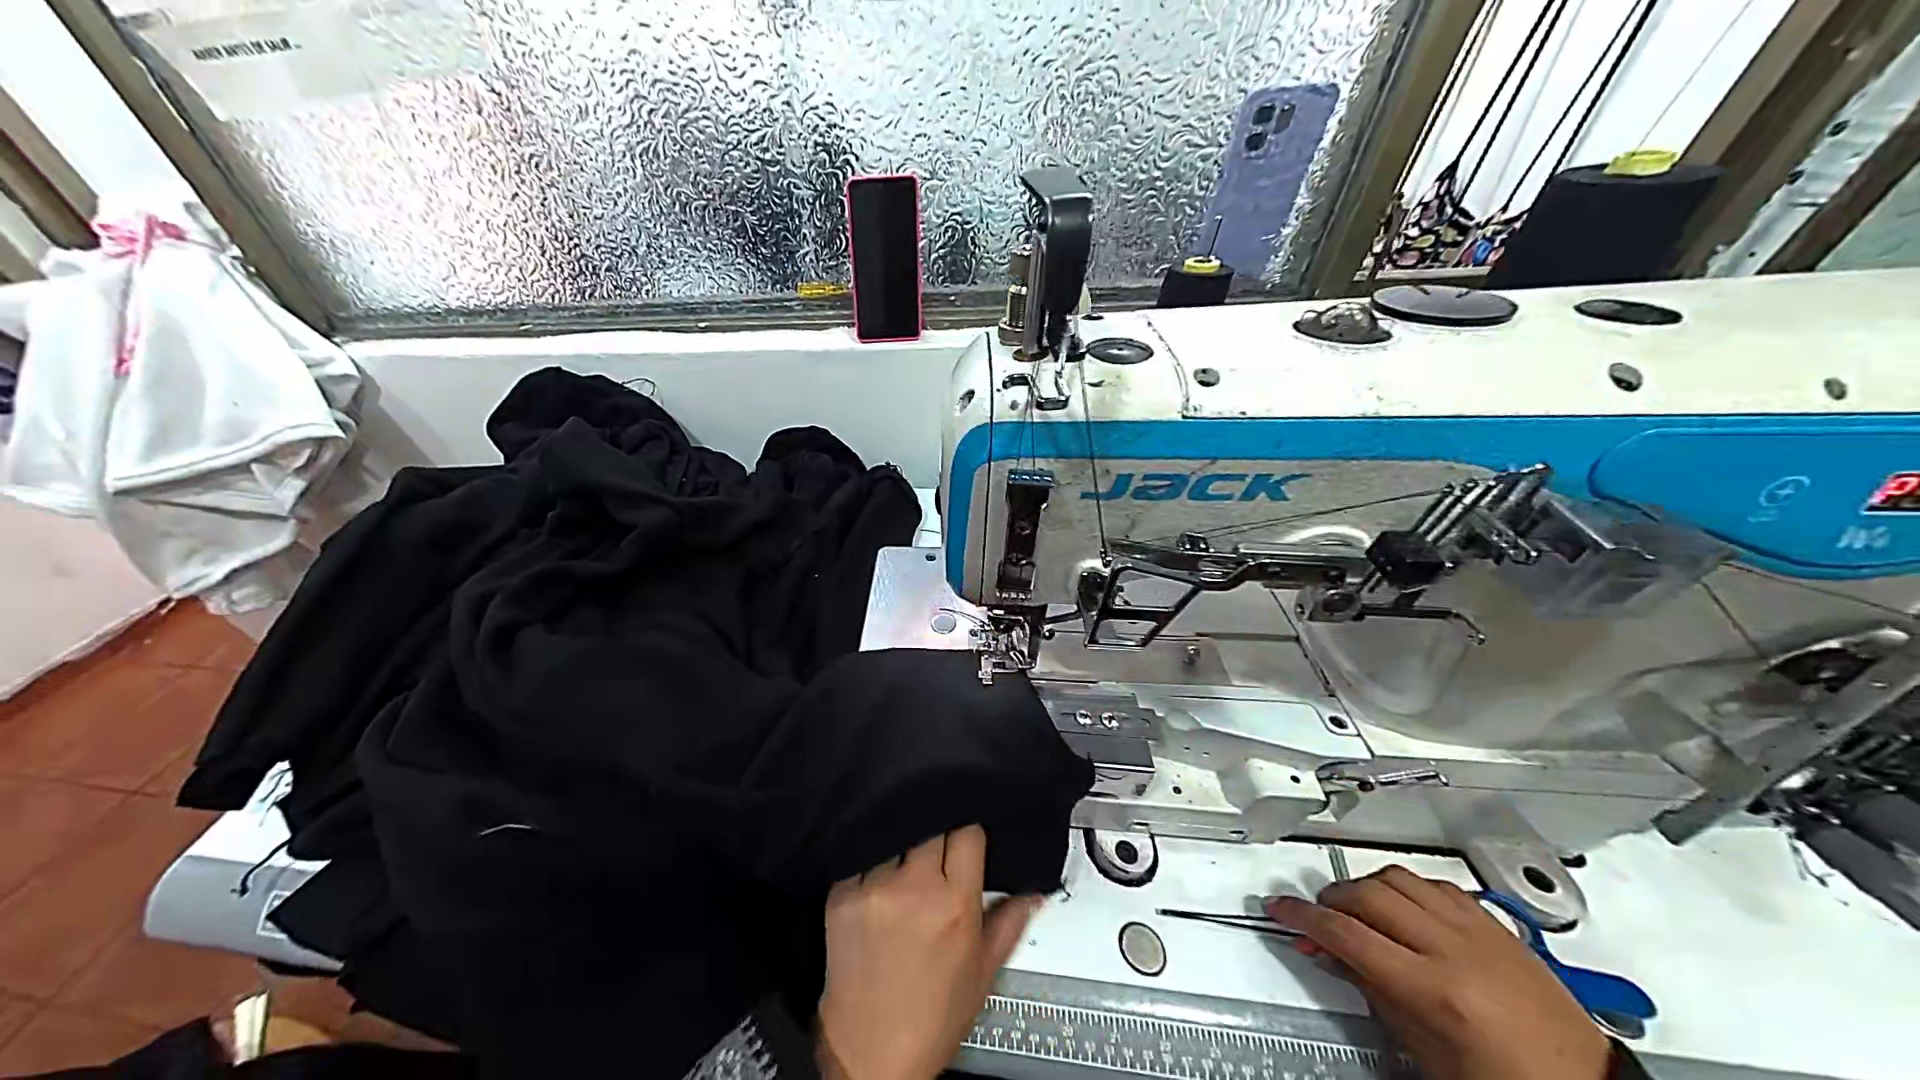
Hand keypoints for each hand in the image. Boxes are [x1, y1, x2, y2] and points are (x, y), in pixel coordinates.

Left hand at [816, 826, 1042, 1079]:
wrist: (869, 1051)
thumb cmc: (930, 1017)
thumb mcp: (982, 972)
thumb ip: (1010, 922)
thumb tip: (1032, 891)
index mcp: (955, 904)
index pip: (967, 831)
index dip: (968, 830)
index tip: (967, 838)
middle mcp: (914, 889)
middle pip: (930, 824)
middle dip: (937, 832)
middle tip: (938, 850)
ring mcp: (874, 889)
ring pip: (895, 834)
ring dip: (904, 843)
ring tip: (908, 863)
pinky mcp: (842, 896)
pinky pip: (861, 855)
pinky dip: (872, 859)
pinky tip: (880, 876)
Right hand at [1266, 866, 1609, 1079]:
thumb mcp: (1425, 1051)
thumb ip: (1374, 992)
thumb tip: (1334, 953)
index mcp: (1436, 991)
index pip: (1346, 934)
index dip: (1303, 917)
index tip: (1282, 909)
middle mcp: (1455, 950)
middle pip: (1367, 895)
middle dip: (1331, 900)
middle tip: (1318, 917)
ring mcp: (1479, 932)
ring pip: (1398, 878)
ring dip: (1367, 887)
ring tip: (1357, 907)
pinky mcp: (1496, 925)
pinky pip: (1436, 884)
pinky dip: (1408, 888)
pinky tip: (1403, 906)